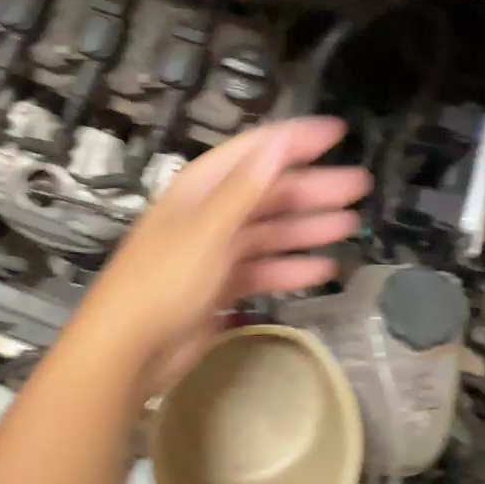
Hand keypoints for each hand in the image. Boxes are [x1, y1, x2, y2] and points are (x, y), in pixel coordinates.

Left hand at [67, 117, 368, 395]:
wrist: (126, 349)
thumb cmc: (163, 279)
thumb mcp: (207, 229)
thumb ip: (246, 188)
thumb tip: (279, 143)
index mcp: (201, 187)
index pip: (255, 151)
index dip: (295, 140)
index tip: (337, 134)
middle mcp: (210, 212)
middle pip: (268, 192)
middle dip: (312, 188)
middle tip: (359, 185)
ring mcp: (215, 250)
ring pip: (270, 231)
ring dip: (308, 227)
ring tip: (350, 224)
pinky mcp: (219, 287)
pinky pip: (263, 270)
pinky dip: (291, 268)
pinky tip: (324, 269)